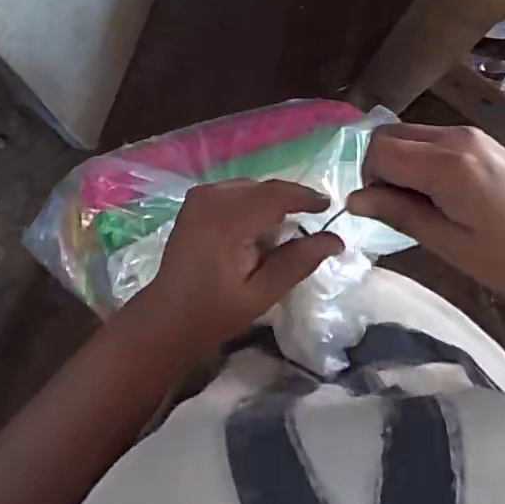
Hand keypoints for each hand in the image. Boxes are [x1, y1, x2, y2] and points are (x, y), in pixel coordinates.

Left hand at [126, 179, 344, 356]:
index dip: (305, 198)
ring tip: (287, 225)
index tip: (329, 207)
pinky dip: (252, 200)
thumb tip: (336, 240)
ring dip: (271, 200)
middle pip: (264, 187)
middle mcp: (212, 198)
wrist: (168, 317)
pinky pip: (235, 190)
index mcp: (227, 221)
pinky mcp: (196, 199)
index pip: (276, 196)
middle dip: (290, 199)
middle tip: (313, 219)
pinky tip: (259, 224)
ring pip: (251, 186)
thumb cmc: (216, 312)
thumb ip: (299, 261)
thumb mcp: (263, 292)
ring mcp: (201, 195)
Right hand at [349, 124, 504, 313]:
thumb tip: (354, 199)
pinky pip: (432, 140)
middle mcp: (456, 137)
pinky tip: (438, 194)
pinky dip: (419, 160)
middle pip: (390, 134)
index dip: (368, 179)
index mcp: (448, 163)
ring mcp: (471, 135)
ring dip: (400, 164)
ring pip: (409, 135)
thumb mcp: (452, 245)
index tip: (381, 211)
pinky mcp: (481, 141)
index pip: (379, 150)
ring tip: (420, 205)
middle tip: (396, 209)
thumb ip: (400, 214)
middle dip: (379, 167)